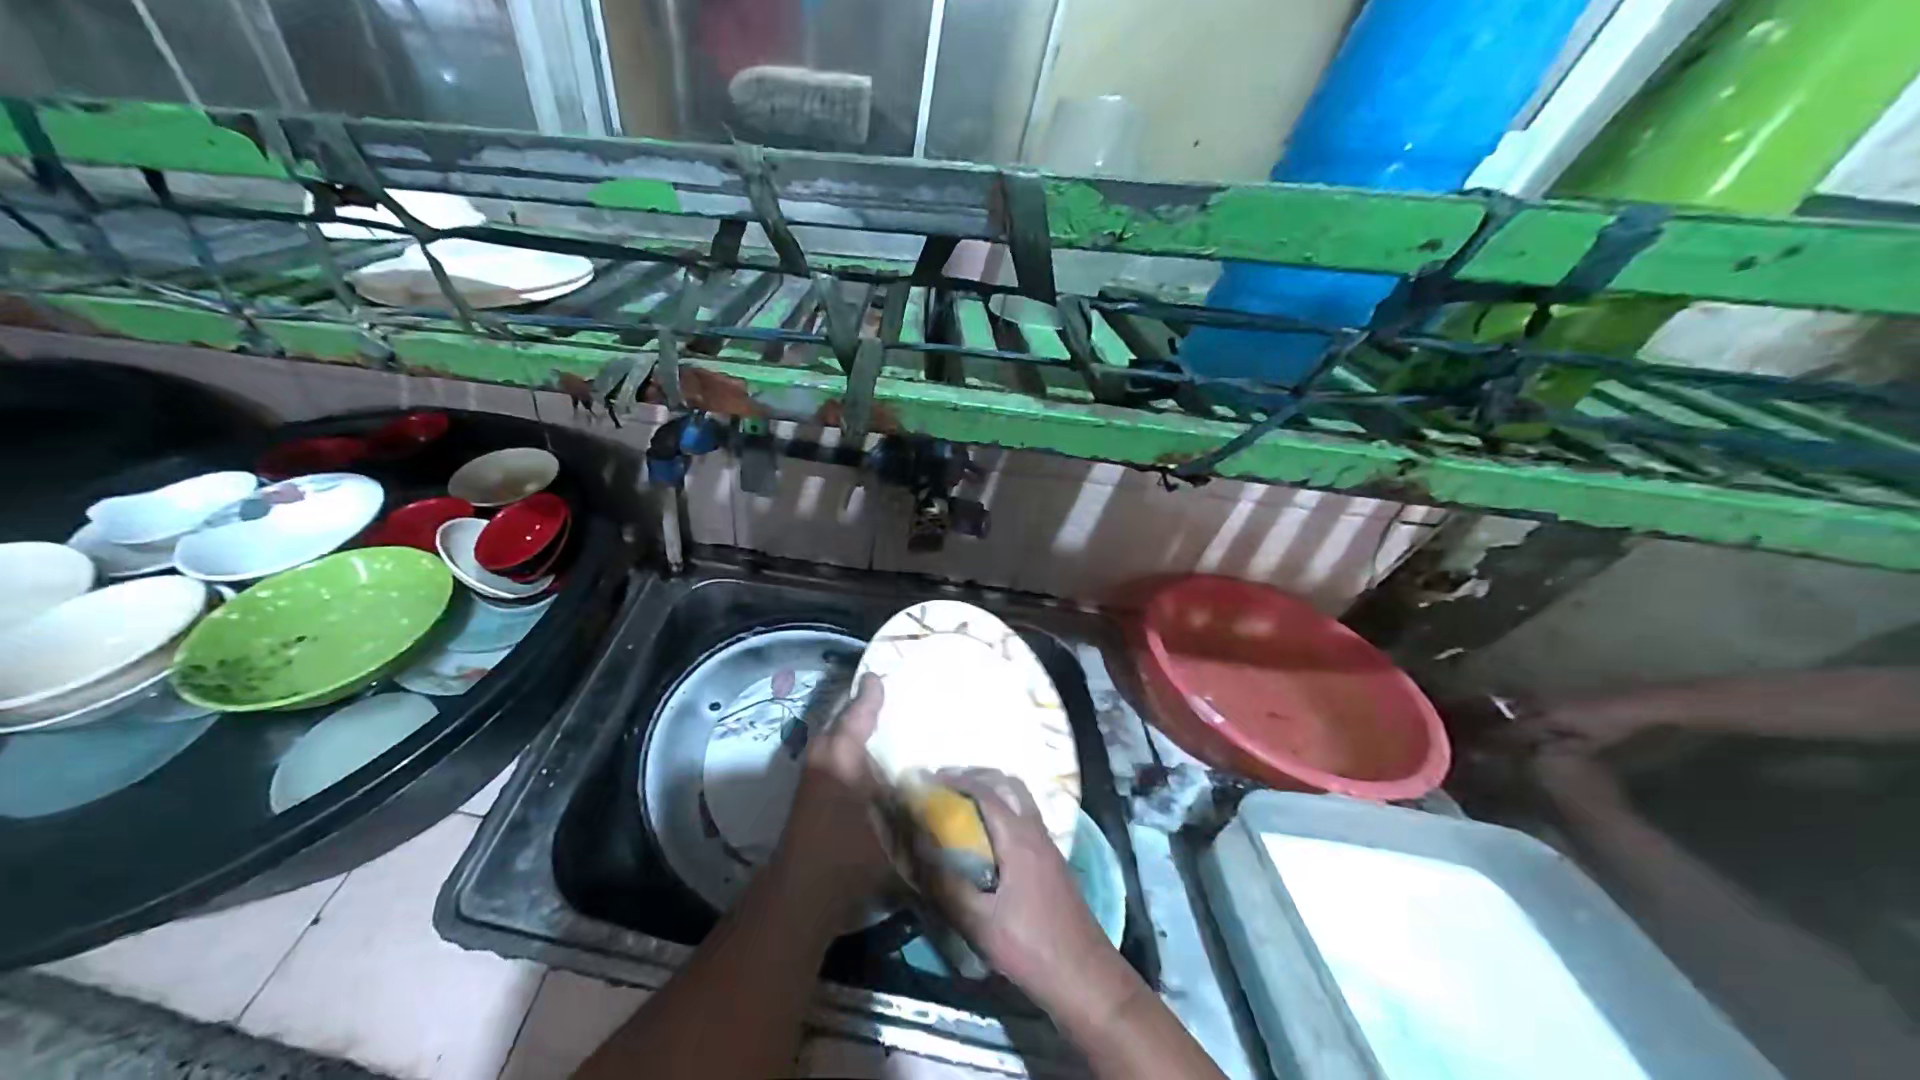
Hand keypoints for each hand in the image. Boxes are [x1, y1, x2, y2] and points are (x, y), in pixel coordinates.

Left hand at [776, 673, 892, 917]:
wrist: (803, 890)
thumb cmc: (848, 851)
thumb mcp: (890, 823)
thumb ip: (913, 798)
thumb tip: (937, 781)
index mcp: (842, 752)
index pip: (858, 709)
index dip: (872, 692)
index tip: (884, 675)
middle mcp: (824, 753)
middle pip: (843, 716)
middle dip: (862, 703)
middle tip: (891, 692)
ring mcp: (814, 771)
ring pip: (836, 733)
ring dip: (856, 723)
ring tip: (886, 718)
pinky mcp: (812, 789)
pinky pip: (835, 751)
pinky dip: (851, 742)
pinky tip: (873, 755)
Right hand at [915, 768, 1125, 1014]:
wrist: (1085, 976)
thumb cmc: (1030, 947)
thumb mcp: (979, 923)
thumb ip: (946, 885)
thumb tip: (916, 853)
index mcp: (1018, 839)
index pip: (985, 792)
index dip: (956, 780)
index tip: (929, 779)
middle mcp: (1036, 833)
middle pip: (1009, 785)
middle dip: (978, 776)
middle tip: (948, 785)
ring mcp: (1048, 847)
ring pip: (1021, 801)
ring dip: (993, 793)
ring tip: (963, 807)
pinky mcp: (1052, 863)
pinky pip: (1026, 820)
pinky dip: (1004, 812)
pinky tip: (987, 839)